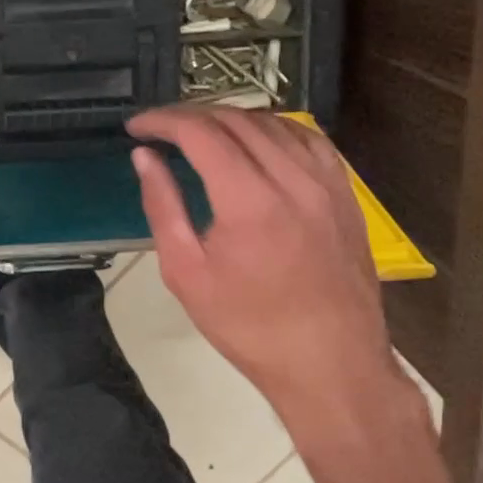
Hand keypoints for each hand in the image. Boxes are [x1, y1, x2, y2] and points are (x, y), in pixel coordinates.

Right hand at [127, 106, 397, 406]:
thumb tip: (144, 156)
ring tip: (201, 133)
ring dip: (229, 119)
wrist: (333, 367)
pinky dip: (273, 128)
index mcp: (249, 200)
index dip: (162, 120)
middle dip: (189, 116)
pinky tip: (256, 140)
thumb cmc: (250, 326)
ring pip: (271, 122)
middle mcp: (291, 179)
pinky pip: (307, 138)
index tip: (136, 127)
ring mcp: (325, 184)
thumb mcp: (186, 273)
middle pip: (234, 119)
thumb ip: (162, 206)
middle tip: (160, 130)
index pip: (199, 132)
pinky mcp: (345, 194)